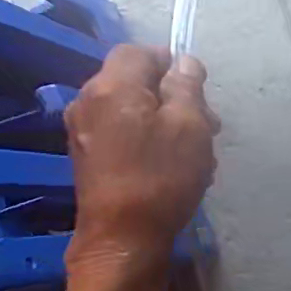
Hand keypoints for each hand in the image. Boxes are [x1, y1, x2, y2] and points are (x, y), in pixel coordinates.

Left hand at [63, 44, 217, 283]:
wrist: (123, 239)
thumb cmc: (161, 178)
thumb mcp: (189, 125)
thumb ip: (187, 86)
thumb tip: (184, 62)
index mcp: (110, 86)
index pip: (139, 50)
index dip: (171, 62)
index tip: (198, 89)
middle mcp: (88, 101)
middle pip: (135, 79)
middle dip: (174, 96)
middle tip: (207, 125)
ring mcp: (83, 130)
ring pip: (132, 107)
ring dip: (165, 120)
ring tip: (195, 151)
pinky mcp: (87, 156)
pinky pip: (123, 131)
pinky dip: (148, 138)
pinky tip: (171, 165)